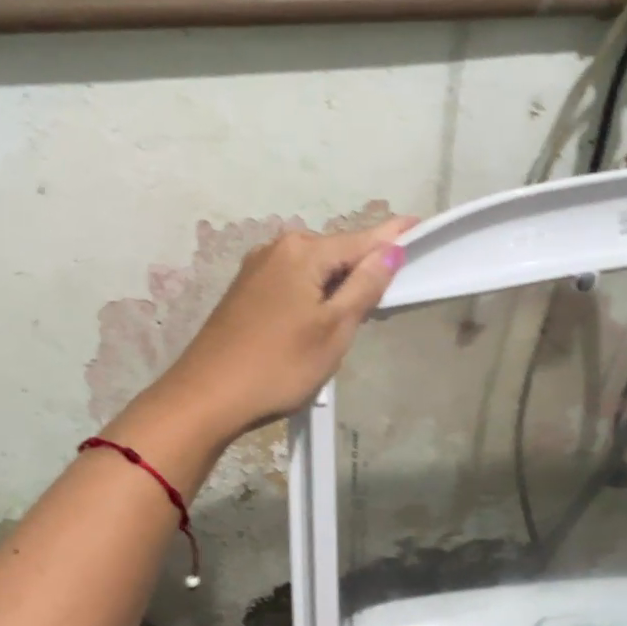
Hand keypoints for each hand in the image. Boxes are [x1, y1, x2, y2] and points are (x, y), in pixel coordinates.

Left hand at [155, 216, 417, 439]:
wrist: (205, 398)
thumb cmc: (278, 366)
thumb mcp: (333, 329)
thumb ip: (365, 286)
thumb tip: (390, 251)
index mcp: (303, 252)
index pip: (362, 239)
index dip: (394, 237)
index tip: (420, 227)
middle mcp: (277, 249)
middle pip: (335, 253)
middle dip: (363, 267)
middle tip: (391, 293)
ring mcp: (255, 270)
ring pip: (312, 270)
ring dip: (336, 285)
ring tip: (356, 314)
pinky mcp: (243, 294)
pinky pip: (291, 284)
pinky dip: (312, 295)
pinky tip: (317, 320)